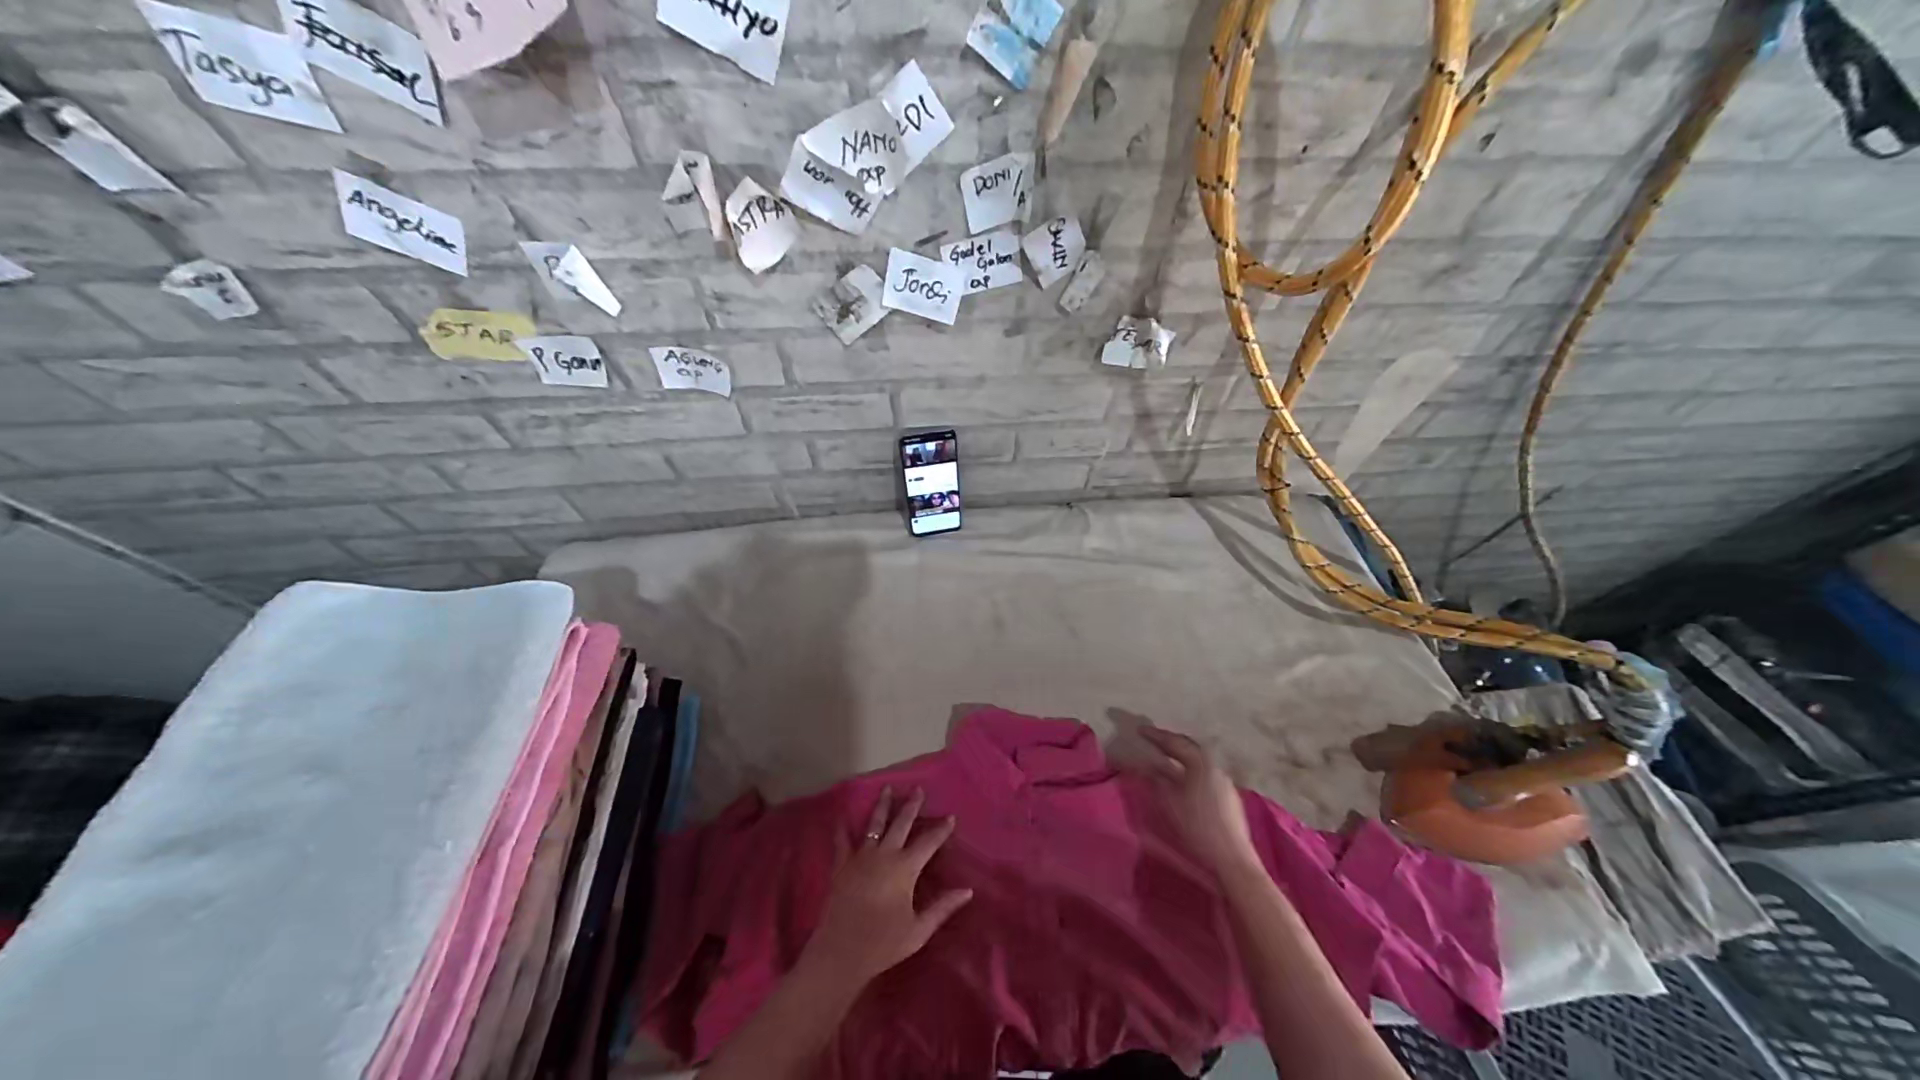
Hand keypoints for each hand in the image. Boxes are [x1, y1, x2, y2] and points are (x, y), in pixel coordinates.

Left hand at [800, 786, 973, 986]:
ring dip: (883, 805)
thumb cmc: (883, 943)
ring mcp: (860, 857)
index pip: (928, 843)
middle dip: (911, 806)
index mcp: (905, 868)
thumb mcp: (919, 930)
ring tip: (887, 788)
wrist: (841, 952)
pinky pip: (842, 840)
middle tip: (918, 789)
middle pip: (901, 824)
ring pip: (874, 823)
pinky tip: (842, 816)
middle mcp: (884, 855)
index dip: (941, 829)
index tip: (951, 816)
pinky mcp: (841, 865)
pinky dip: (842, 827)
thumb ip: (942, 908)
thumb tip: (968, 891)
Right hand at [1137, 725, 1260, 876]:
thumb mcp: (1169, 801)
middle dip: (1171, 743)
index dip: (1156, 736)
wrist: (1231, 858)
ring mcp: (1224, 781)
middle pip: (1190, 748)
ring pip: (1199, 761)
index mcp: (1201, 763)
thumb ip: (1156, 778)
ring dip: (1181, 756)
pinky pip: (1205, 773)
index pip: (1175, 742)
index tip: (1140, 730)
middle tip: (1153, 740)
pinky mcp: (1228, 796)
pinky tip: (1183, 778)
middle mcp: (1215, 766)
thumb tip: (1145, 765)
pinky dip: (1190, 769)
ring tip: (1166, 758)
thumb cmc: (1196, 826)